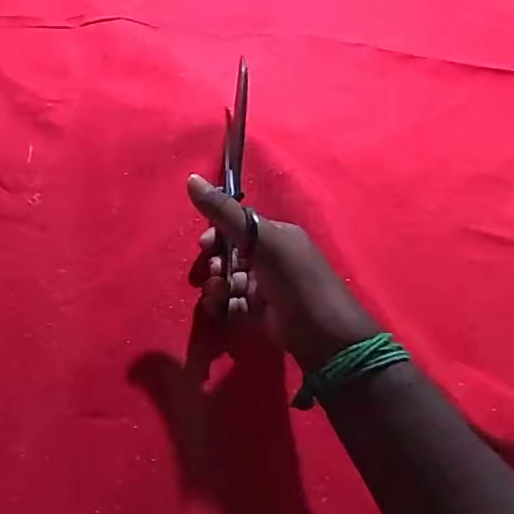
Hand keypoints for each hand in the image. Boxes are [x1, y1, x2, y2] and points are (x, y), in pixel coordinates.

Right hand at [186, 174, 379, 370]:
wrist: (322, 335)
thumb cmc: (295, 279)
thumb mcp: (262, 241)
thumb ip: (226, 213)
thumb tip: (191, 179)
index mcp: (276, 236)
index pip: (236, 228)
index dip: (216, 236)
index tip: (204, 246)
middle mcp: (270, 259)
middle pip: (227, 256)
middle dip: (214, 265)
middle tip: (215, 275)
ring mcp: (264, 287)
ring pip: (226, 282)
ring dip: (216, 288)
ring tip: (220, 296)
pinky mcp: (259, 313)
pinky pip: (231, 304)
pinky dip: (224, 306)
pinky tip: (225, 310)